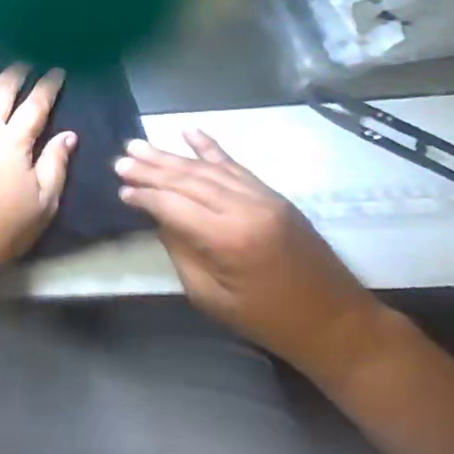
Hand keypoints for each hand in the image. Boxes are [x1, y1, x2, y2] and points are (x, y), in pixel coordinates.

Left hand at [0, 58, 74, 272]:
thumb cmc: (3, 229)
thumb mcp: (43, 203)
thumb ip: (56, 164)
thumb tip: (69, 134)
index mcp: (13, 141)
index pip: (36, 104)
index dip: (48, 85)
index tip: (57, 70)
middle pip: (2, 90)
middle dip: (17, 71)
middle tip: (25, 60)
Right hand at [115, 131, 384, 377]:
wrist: (333, 319)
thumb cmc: (267, 320)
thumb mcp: (213, 298)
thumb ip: (182, 253)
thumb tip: (160, 218)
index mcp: (228, 238)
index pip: (174, 205)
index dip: (145, 196)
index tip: (120, 189)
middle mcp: (244, 207)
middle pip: (188, 179)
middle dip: (152, 168)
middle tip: (121, 158)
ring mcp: (262, 196)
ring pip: (208, 168)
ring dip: (172, 156)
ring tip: (141, 145)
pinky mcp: (273, 194)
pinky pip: (236, 165)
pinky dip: (211, 148)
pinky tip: (190, 133)